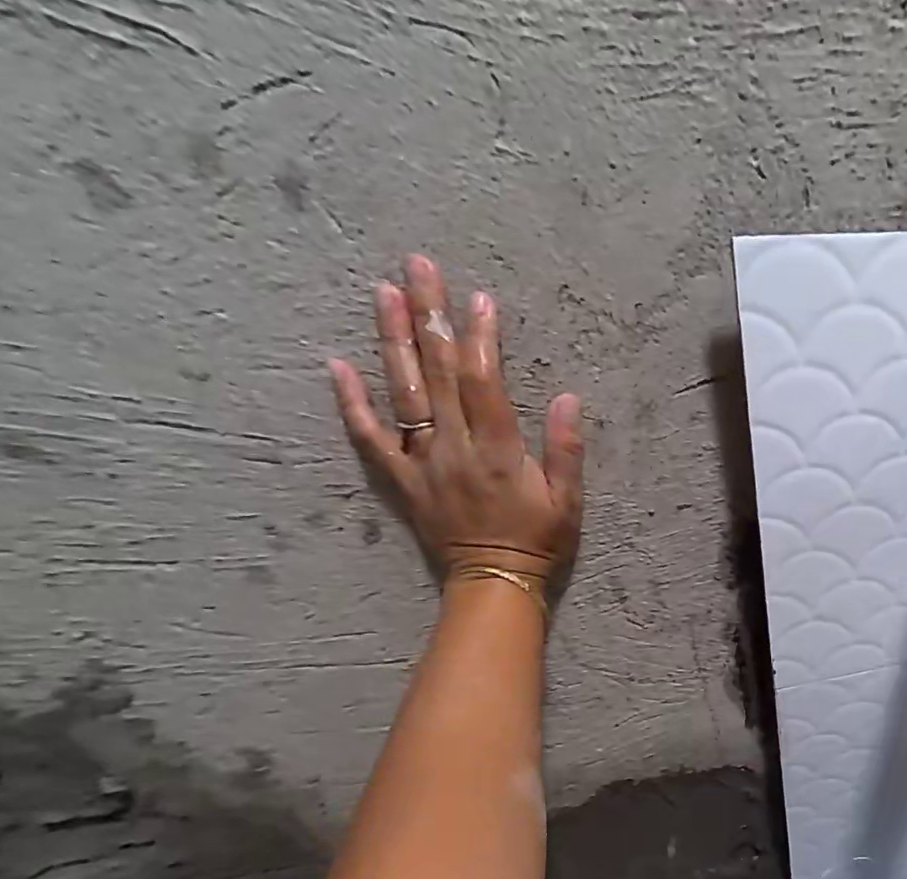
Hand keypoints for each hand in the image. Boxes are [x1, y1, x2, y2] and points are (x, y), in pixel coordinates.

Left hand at [328, 254, 582, 595]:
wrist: (494, 583)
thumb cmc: (540, 540)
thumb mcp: (569, 501)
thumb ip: (566, 449)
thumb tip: (569, 397)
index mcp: (499, 452)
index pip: (484, 383)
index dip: (480, 338)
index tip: (479, 298)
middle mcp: (455, 449)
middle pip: (439, 373)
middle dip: (431, 317)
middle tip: (419, 267)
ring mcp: (423, 463)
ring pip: (404, 394)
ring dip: (393, 341)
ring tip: (383, 293)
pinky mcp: (402, 479)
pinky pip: (370, 438)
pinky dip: (352, 402)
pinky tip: (338, 364)